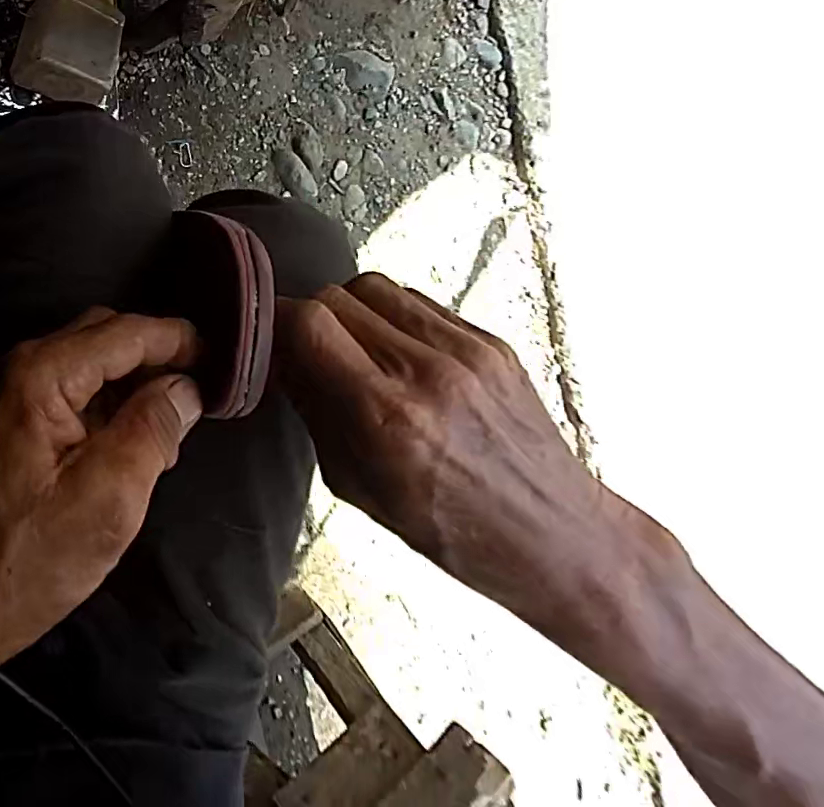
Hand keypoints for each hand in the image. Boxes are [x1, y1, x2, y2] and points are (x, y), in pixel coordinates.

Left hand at [0, 308, 204, 671]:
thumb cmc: (28, 558)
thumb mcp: (107, 500)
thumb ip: (151, 430)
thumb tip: (185, 386)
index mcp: (42, 375)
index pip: (124, 332)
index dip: (177, 339)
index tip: (222, 359)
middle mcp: (20, 368)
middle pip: (103, 335)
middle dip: (155, 354)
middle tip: (200, 390)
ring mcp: (9, 392)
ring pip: (86, 361)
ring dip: (132, 378)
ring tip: (174, 414)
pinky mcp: (9, 419)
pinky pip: (69, 390)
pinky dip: (106, 400)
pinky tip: (132, 431)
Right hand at [278, 276, 823, 806]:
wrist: (562, 538)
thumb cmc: (445, 529)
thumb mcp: (355, 484)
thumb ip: (313, 409)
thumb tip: (278, 359)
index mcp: (386, 415)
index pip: (307, 323)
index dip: (272, 320)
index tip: (261, 336)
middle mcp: (426, 370)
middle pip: (334, 296)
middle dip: (305, 316)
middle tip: (302, 348)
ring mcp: (466, 349)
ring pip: (372, 286)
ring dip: (344, 308)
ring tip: (347, 345)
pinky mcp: (490, 341)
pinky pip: (414, 302)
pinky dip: (385, 314)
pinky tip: (390, 349)